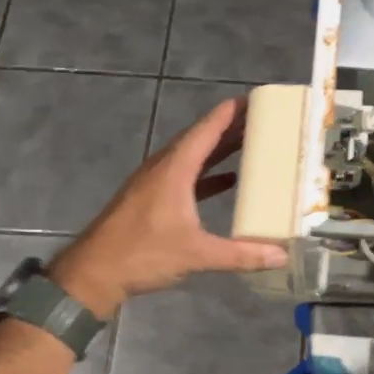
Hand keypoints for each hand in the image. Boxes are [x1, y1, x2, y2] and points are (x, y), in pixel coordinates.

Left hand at [49, 99, 286, 316]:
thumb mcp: (196, 255)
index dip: (230, 113)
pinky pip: (186, 175)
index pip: (206, 130)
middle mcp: (164, 168)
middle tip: (262, 117)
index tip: (255, 99)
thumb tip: (281, 255)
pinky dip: (207, 173)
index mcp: (174, 170)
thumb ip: (240, 255)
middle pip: (201, 138)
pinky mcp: (151, 199)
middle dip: (230, 126)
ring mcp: (155, 183)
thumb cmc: (142, 254)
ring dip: (219, 147)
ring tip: (250, 140)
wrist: (92, 274)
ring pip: (192, 156)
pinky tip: (228, 179)